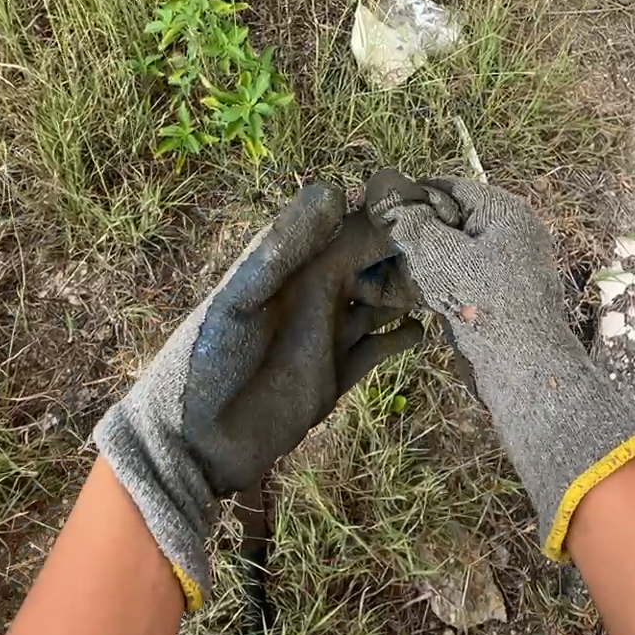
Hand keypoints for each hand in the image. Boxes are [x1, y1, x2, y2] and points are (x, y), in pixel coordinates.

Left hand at [93, 184, 420, 609]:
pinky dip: (402, 338)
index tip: (428, 207)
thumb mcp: (240, 298)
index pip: (350, 227)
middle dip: (407, 254)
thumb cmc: (207, 362)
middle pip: (374, 260)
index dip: (386, 215)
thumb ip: (283, 248)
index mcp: (294, 267)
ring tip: (440, 290)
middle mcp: (316, 292)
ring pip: (382, 300)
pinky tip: (422, 332)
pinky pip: (378, 348)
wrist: (190, 443)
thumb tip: (336, 191)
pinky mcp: (336, 375)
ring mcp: (328, 333)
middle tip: (444, 257)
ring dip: (409, 291)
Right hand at [374, 176, 634, 561]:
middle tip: (381, 242)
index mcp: (507, 213)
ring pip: (455, 249)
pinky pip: (464, 274)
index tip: (381, 209)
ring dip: (423, 257)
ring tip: (389, 267)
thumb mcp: (439, 256)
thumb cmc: (483, 303)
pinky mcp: (502, 293)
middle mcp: (514, 232)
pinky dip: (438, 278)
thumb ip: (411, 222)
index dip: (414, 196)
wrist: (522, 370)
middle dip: (417, 230)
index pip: (452, 188)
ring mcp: (511, 264)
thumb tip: (384, 188)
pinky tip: (410, 289)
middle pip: (453, 219)